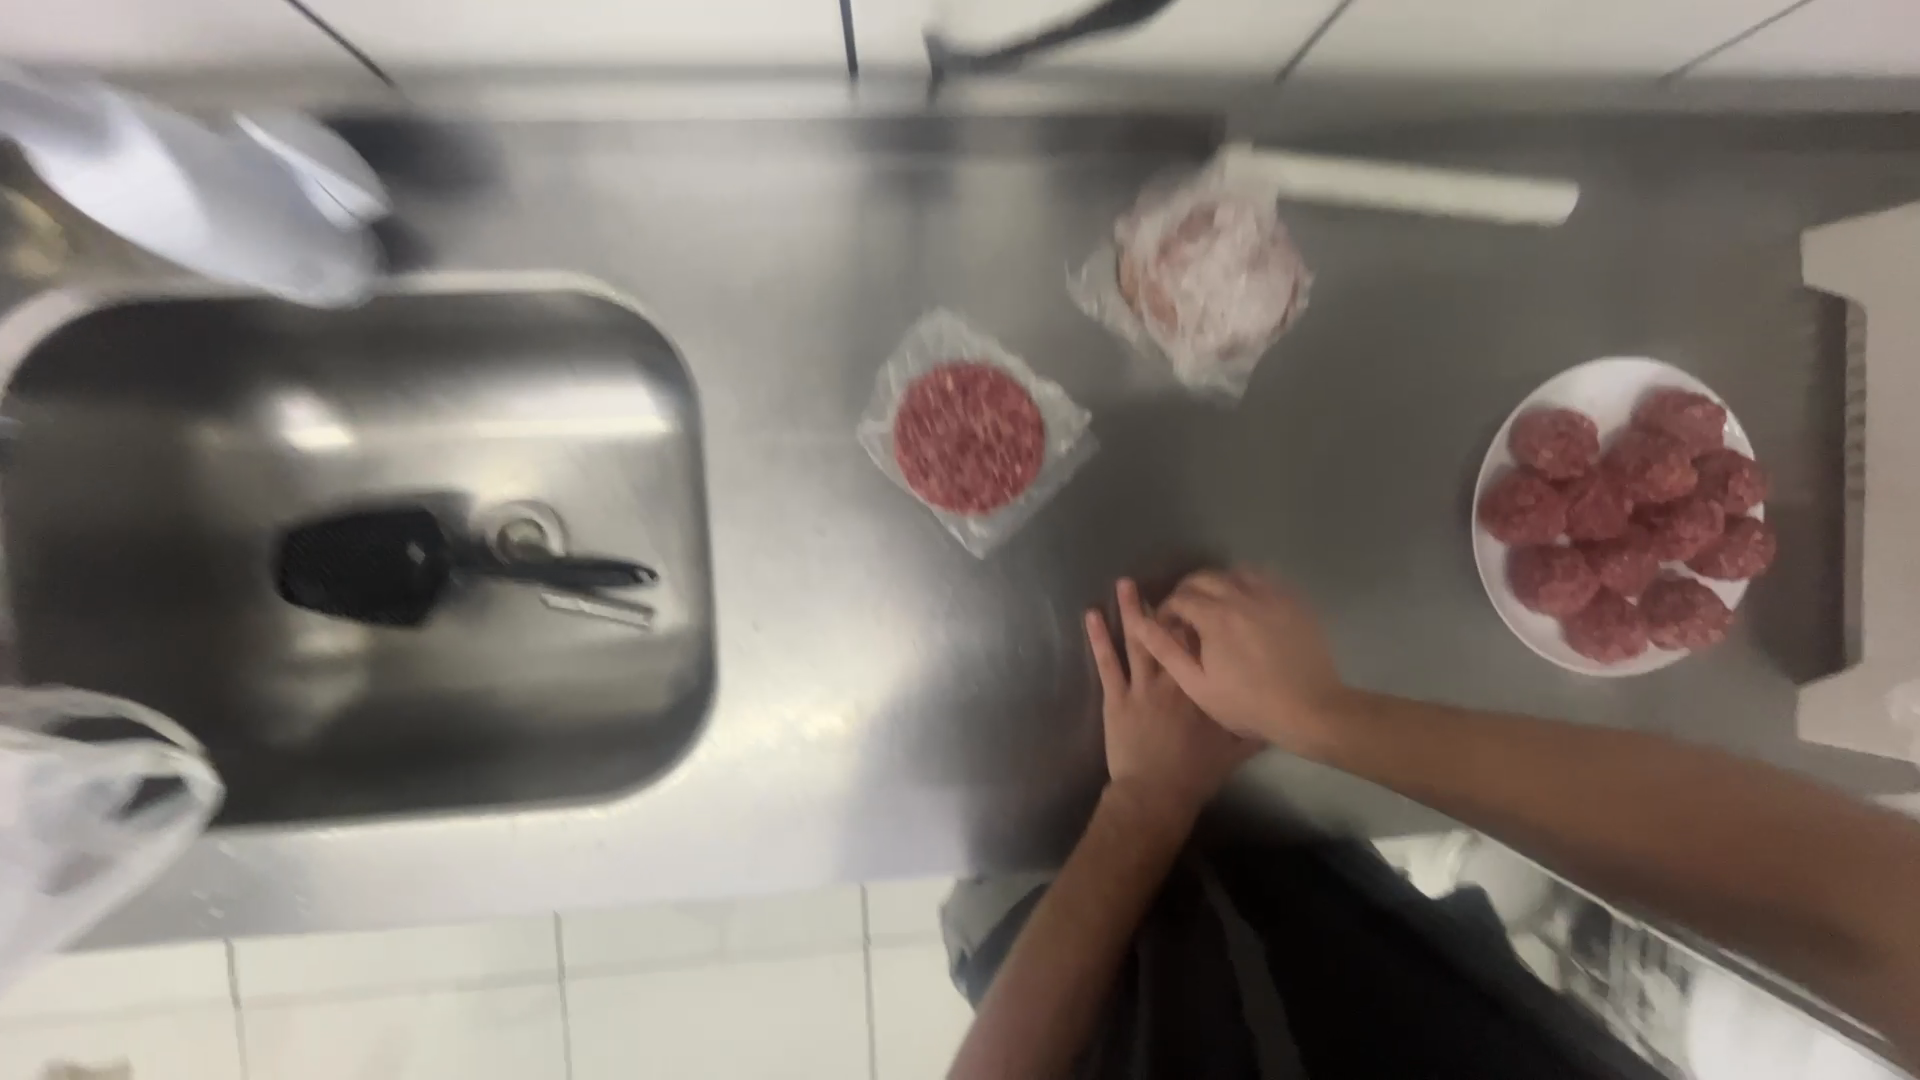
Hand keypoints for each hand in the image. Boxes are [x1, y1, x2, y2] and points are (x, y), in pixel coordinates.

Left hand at [1085, 579, 1258, 829]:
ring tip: (1126, 583)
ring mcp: (1142, 687)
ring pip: (1138, 642)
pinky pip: (1107, 663)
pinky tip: (1092, 615)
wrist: (1157, 794)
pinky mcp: (1117, 697)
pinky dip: (1098, 639)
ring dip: (1131, 611)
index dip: (1203, 621)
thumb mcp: (1234, 752)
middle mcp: (1174, 681)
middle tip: (1167, 579)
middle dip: (1169, 606)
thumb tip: (1275, 715)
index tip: (1202, 597)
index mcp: (1203, 690)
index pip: (1204, 648)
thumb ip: (1253, 730)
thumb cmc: (1196, 775)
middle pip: (1172, 636)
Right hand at [1124, 568, 1349, 755]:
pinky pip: (1265, 578)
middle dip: (1187, 591)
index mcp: (1214, 617)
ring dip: (1218, 584)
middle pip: (1204, 577)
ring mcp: (1271, 596)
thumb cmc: (1247, 704)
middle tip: (1186, 614)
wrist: (1310, 709)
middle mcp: (1241, 597)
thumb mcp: (1197, 685)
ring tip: (1216, 606)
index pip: (1179, 597)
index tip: (1167, 627)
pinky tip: (1247, 604)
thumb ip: (1166, 650)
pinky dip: (1248, 584)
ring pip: (1234, 572)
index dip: (1166, 610)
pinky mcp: (1293, 602)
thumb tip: (1139, 622)